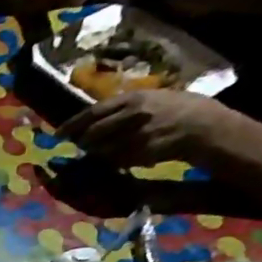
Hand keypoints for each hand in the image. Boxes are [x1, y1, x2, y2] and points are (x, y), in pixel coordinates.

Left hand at [58, 90, 231, 167]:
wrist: (203, 125)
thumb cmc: (179, 108)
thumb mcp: (151, 98)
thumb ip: (126, 106)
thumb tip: (99, 118)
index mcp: (133, 98)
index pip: (94, 111)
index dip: (73, 124)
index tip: (58, 134)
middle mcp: (132, 114)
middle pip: (94, 132)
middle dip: (82, 142)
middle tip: (76, 148)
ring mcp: (137, 134)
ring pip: (104, 150)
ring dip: (96, 155)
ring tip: (96, 156)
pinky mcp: (143, 152)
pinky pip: (119, 162)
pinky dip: (114, 163)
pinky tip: (115, 163)